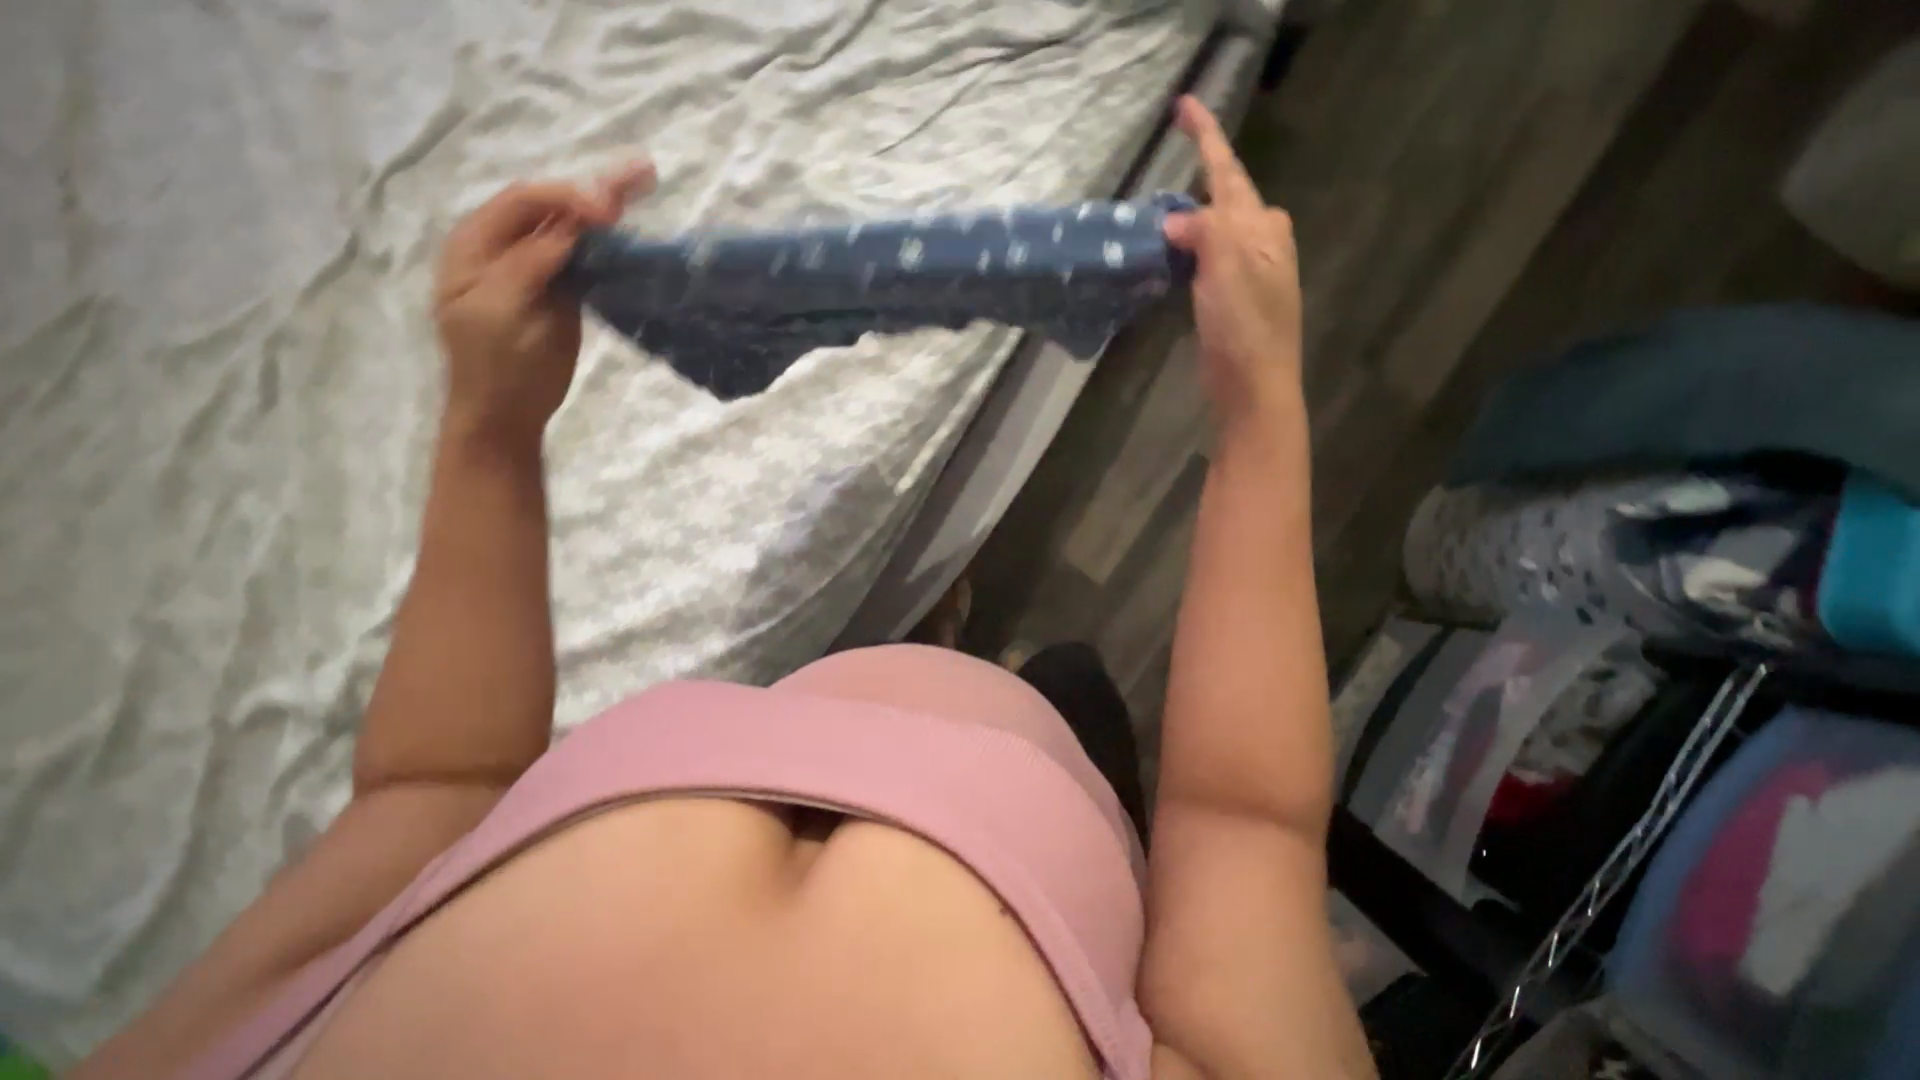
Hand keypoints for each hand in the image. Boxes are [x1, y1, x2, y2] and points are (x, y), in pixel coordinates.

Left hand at [432, 161, 655, 448]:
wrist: (506, 417)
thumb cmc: (493, 366)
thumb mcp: (499, 309)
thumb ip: (528, 262)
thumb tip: (571, 227)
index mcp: (476, 244)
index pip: (524, 202)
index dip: (565, 198)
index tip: (608, 212)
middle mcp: (505, 246)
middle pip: (552, 205)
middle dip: (593, 189)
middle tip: (641, 175)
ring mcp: (537, 268)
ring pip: (572, 227)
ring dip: (607, 208)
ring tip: (643, 185)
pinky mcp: (562, 291)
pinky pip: (586, 256)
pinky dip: (610, 241)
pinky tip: (632, 229)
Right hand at [1163, 97, 1302, 430]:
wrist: (1255, 389)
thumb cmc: (1246, 329)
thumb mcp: (1227, 269)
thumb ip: (1205, 230)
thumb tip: (1175, 217)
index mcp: (1261, 229)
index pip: (1229, 172)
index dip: (1206, 138)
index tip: (1183, 106)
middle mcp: (1260, 243)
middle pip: (1230, 195)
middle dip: (1205, 173)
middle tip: (1175, 154)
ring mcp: (1249, 272)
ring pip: (1218, 227)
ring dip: (1194, 212)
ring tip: (1162, 206)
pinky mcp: (1232, 300)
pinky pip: (1208, 257)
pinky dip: (1189, 247)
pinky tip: (1172, 254)